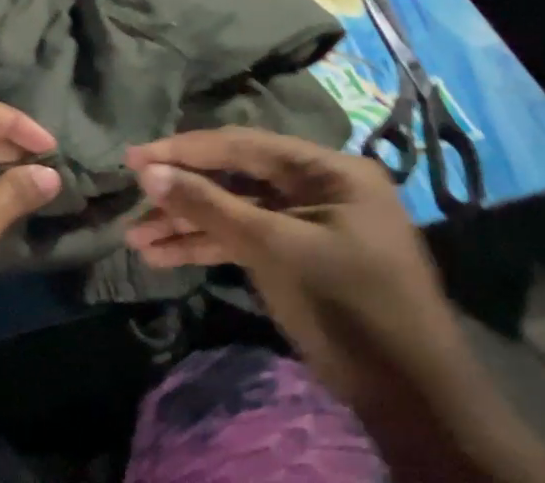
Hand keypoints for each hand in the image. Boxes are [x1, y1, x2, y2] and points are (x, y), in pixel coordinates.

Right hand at [123, 129, 468, 407]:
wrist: (413, 398)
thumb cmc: (348, 305)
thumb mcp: (273, 249)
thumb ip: (208, 206)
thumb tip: (147, 172)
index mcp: (329, 172)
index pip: (241, 146)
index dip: (182, 151)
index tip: (131, 159)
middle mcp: (321, 189)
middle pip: (234, 178)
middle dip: (180, 194)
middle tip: (131, 202)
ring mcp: (311, 225)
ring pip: (234, 212)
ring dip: (186, 226)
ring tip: (135, 241)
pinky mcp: (300, 258)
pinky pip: (245, 240)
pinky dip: (207, 247)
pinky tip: (163, 257)